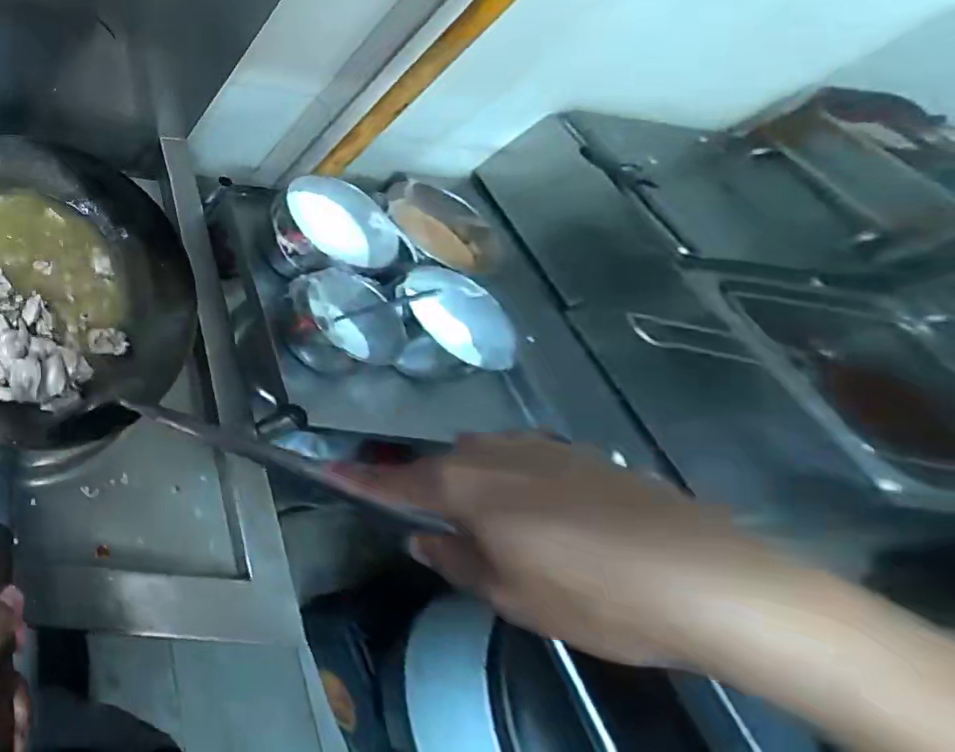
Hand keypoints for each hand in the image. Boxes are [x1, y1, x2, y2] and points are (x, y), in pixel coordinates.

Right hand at [338, 433, 795, 667]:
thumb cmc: (597, 596)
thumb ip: (456, 561)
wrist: (721, 583)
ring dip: (476, 485)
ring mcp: (540, 447)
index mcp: (462, 486)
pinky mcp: (585, 455)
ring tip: (497, 525)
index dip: (357, 479)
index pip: (392, 481)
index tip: (325, 468)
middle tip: (432, 523)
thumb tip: (421, 539)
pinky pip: (527, 462)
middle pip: (439, 467)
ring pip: (484, 460)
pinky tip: (552, 518)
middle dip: (427, 489)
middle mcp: (491, 453)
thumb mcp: (514, 598)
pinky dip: (519, 483)